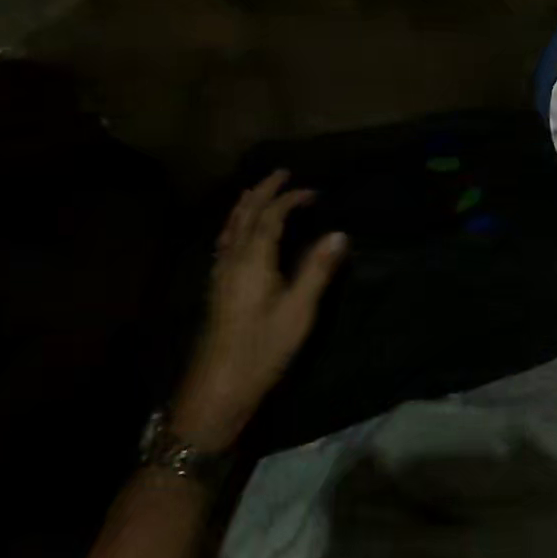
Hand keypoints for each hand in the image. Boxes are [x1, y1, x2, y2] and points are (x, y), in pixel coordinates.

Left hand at [172, 170, 348, 451]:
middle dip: (264, 191)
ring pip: (231, 225)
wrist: (218, 385)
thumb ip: (317, 270)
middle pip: (246, 214)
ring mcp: (221, 272)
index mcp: (253, 260)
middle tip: (281, 173)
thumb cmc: (262, 349)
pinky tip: (236, 231)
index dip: (290, 199)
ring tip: (257, 190)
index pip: (271, 217)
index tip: (312, 191)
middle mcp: (233, 259)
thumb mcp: (298, 312)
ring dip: (247, 203)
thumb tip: (339, 233)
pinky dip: (235, 223)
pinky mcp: (217, 286)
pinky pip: (225, 239)